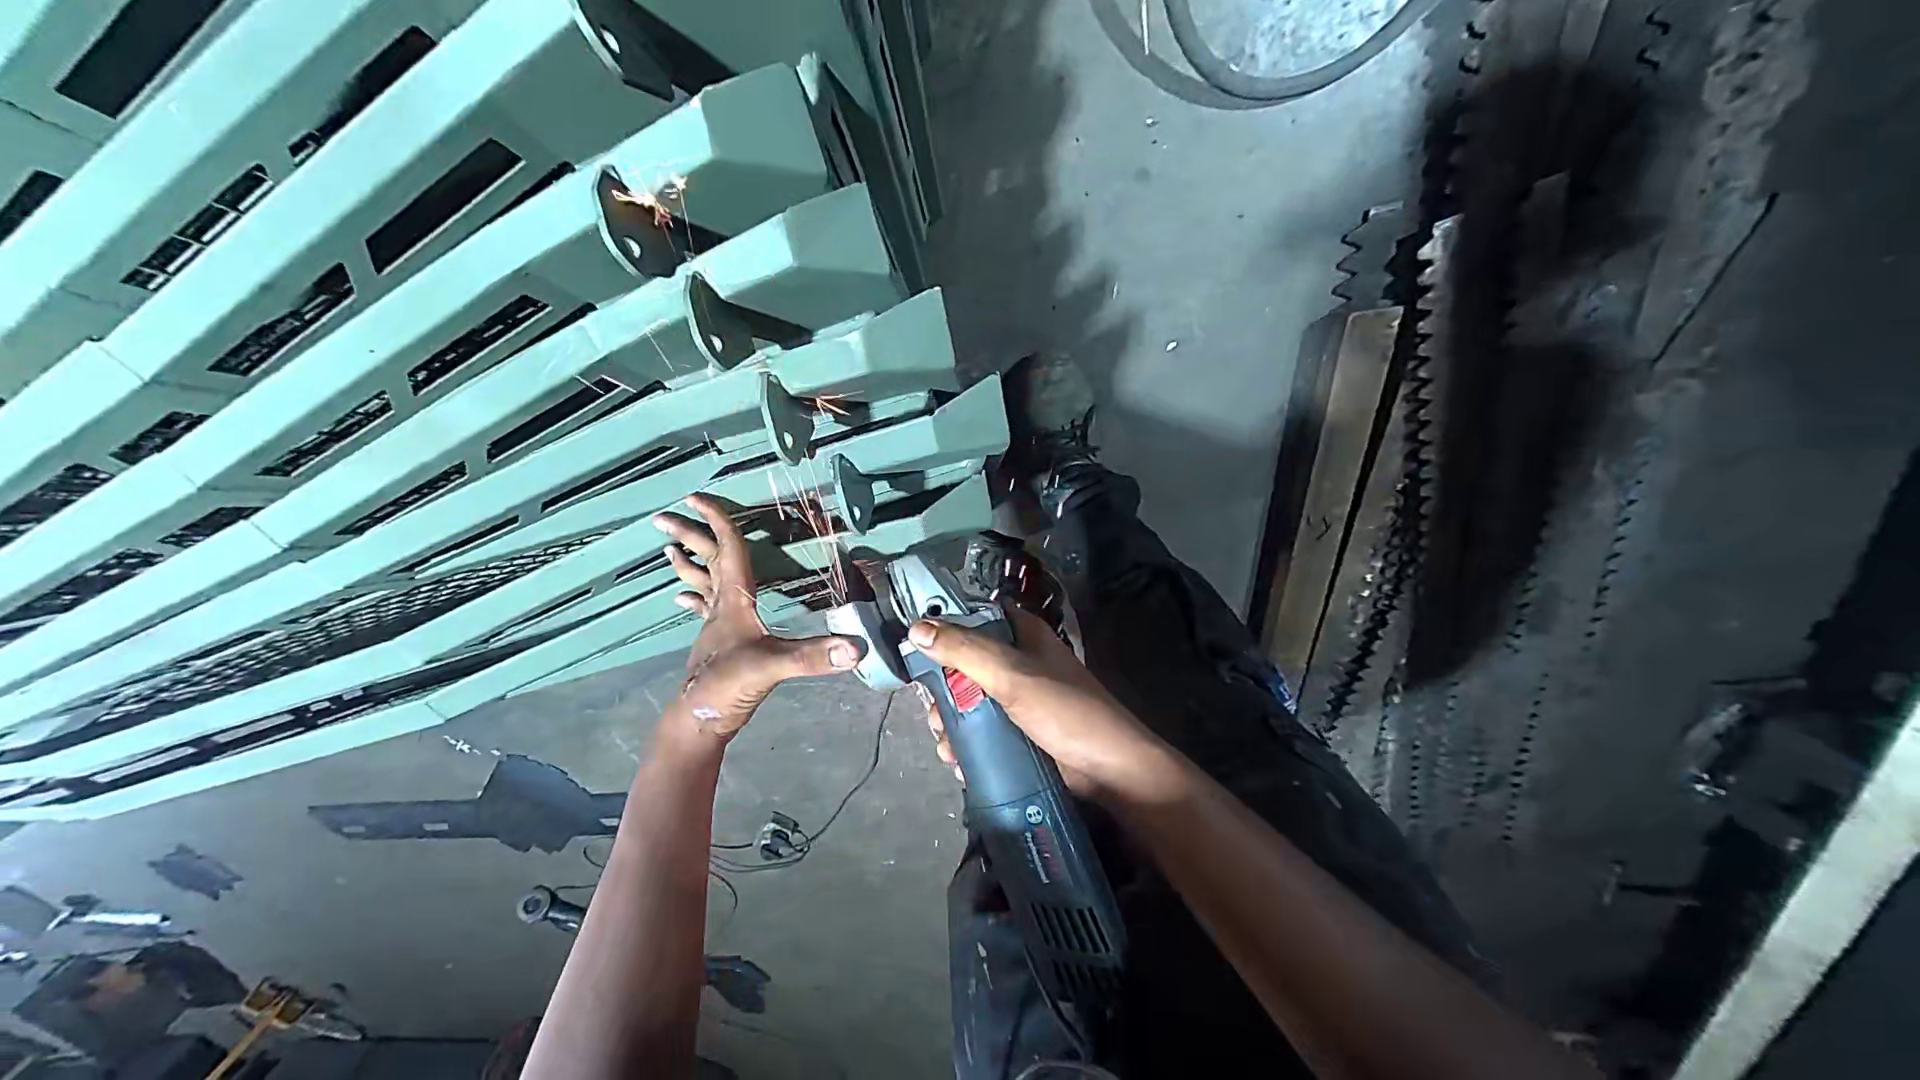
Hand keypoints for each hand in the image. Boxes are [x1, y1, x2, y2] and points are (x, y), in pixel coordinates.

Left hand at [653, 494, 861, 741]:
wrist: (698, 724)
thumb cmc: (726, 687)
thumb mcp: (771, 667)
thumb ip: (811, 655)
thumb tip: (857, 646)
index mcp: (734, 602)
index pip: (727, 551)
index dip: (717, 522)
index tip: (700, 497)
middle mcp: (721, 608)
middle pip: (705, 562)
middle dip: (689, 536)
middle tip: (664, 516)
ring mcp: (715, 627)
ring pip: (700, 585)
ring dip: (688, 564)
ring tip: (671, 549)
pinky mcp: (715, 645)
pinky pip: (704, 611)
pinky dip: (694, 597)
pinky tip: (683, 597)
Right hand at [908, 608, 1179, 801]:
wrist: (1111, 771)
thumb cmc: (1065, 712)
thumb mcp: (1012, 675)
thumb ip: (964, 650)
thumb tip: (915, 628)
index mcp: (1021, 634)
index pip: (972, 616)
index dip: (942, 628)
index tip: (915, 651)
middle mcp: (1016, 660)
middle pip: (961, 665)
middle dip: (942, 693)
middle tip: (936, 715)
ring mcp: (1016, 698)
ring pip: (966, 701)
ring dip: (950, 724)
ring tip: (949, 748)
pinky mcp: (1016, 730)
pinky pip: (980, 730)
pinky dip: (966, 743)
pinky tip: (960, 761)